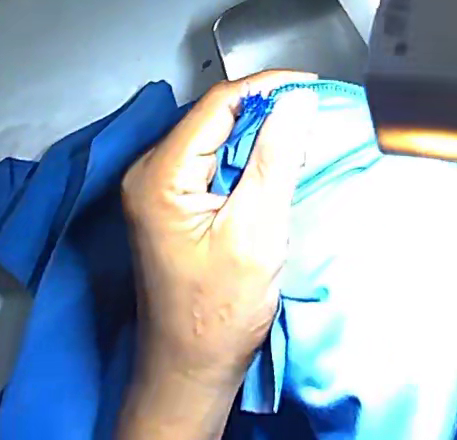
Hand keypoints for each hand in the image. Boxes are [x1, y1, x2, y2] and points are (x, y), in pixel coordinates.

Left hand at [117, 72, 317, 439]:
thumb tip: (297, 98)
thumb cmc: (219, 314)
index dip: (264, 86)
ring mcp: (154, 183)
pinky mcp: (167, 198)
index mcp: (160, 173)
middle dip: (262, 107)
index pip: (216, 104)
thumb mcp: (256, 234)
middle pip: (211, 115)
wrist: (187, 372)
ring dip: (255, 130)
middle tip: (308, 109)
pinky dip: (242, 152)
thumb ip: (276, 160)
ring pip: (212, 133)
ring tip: (297, 131)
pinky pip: (207, 157)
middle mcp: (148, 169)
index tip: (308, 83)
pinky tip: (269, 159)